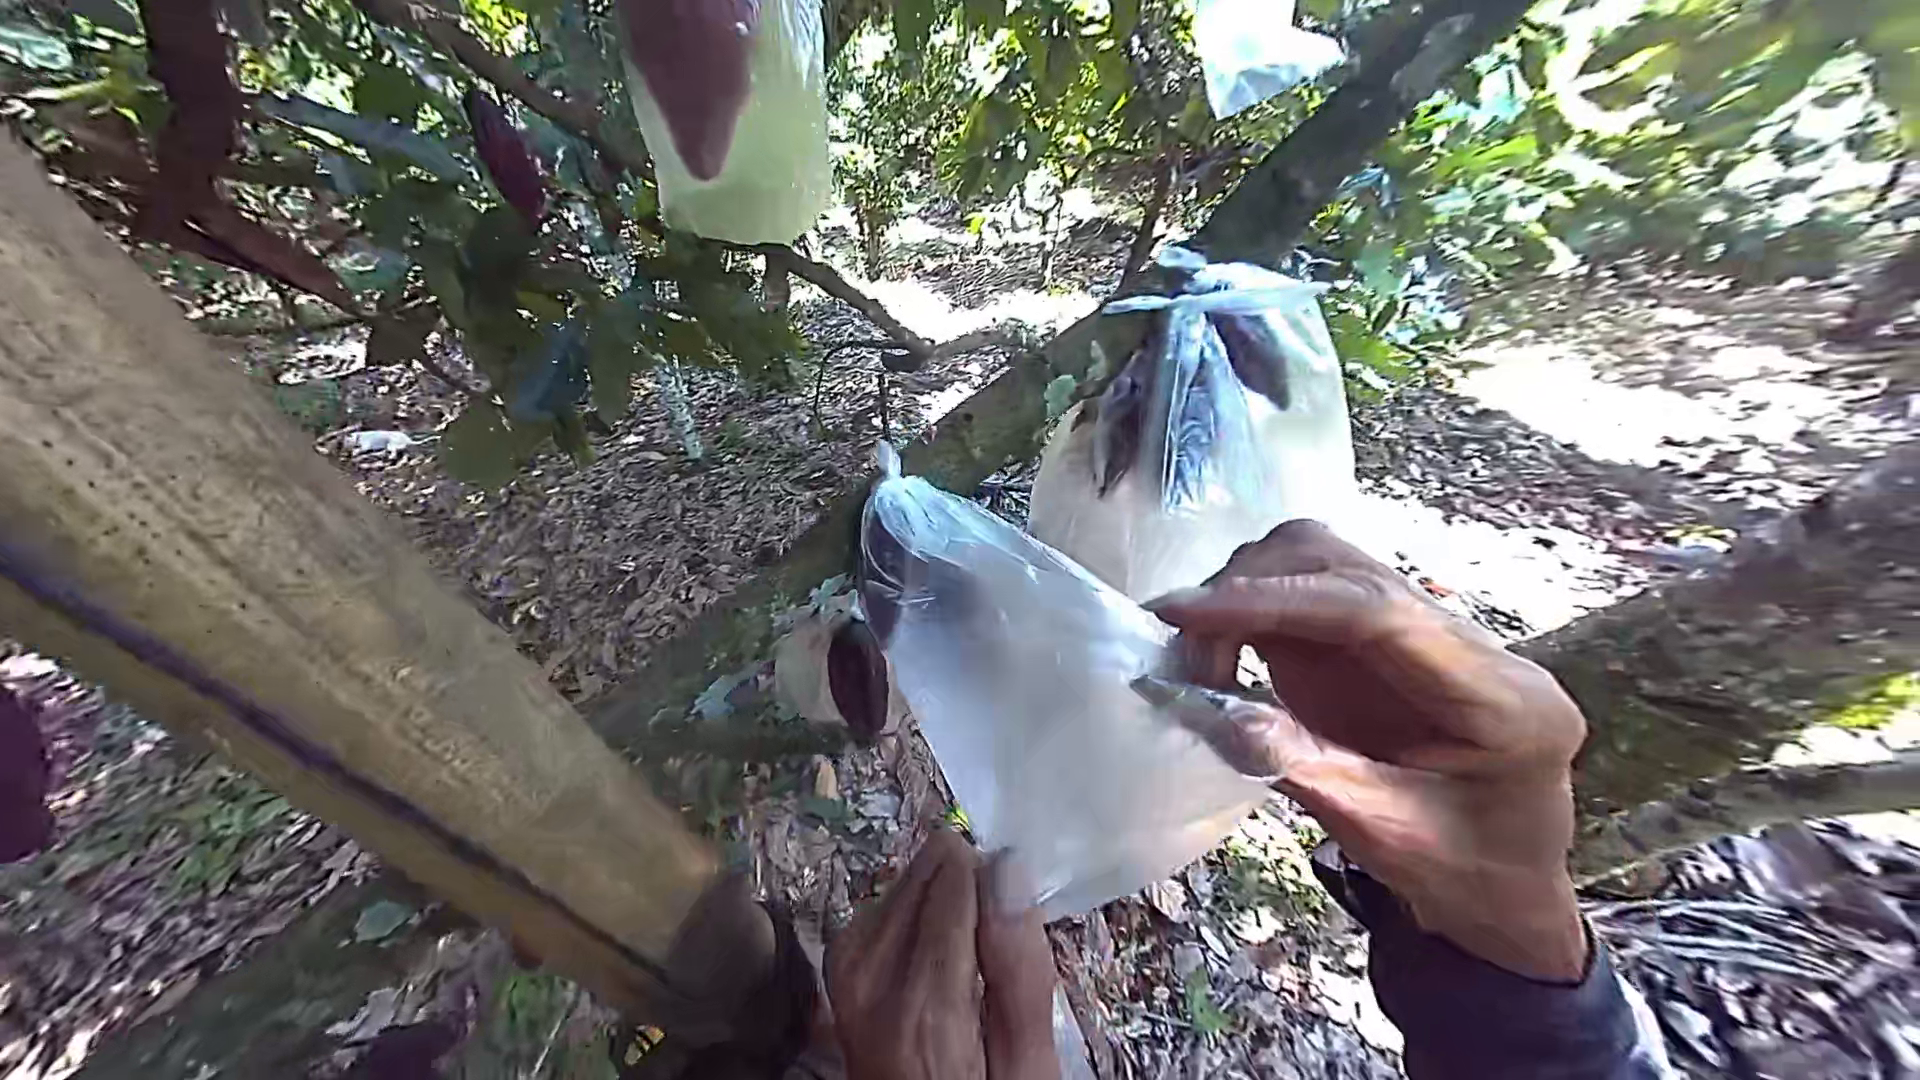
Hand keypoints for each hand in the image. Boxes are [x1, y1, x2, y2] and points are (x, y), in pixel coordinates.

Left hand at [826, 830, 1058, 1079]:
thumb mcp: (1027, 1066)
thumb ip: (1020, 968)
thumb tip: (1007, 866)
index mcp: (921, 999)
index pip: (957, 869)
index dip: (994, 893)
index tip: (1005, 940)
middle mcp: (870, 966)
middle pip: (933, 864)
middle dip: (968, 896)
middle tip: (983, 958)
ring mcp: (848, 956)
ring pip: (915, 872)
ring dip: (945, 908)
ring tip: (960, 966)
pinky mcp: (841, 951)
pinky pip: (894, 893)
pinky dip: (922, 918)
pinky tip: (932, 962)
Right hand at [1145, 520, 1589, 980]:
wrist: (1494, 878)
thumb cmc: (1457, 869)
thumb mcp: (1383, 832)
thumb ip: (1300, 764)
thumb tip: (1209, 707)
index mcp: (1496, 693)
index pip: (1368, 608)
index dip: (1266, 601)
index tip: (1182, 613)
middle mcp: (1456, 638)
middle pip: (1333, 563)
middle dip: (1243, 593)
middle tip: (1188, 658)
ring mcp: (1408, 625)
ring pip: (1309, 559)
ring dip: (1238, 595)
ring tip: (1201, 661)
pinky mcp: (1367, 631)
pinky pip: (1295, 586)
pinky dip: (1242, 609)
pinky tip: (1219, 650)